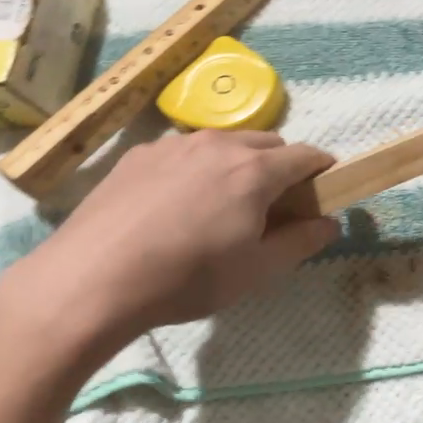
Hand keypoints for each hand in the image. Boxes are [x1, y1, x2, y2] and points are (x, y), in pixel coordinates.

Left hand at [0, 131, 339, 350]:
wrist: (91, 280)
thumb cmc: (187, 279)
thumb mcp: (257, 271)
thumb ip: (301, 242)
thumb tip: (330, 223)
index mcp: (255, 171)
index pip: (305, 156)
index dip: (322, 170)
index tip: (325, 190)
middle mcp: (217, 145)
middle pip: (267, 143)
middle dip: (280, 167)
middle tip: (271, 207)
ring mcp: (172, 146)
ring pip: (222, 144)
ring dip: (237, 164)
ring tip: (220, 206)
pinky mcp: (136, 156)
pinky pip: (183, 153)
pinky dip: (195, 169)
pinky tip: (175, 207)